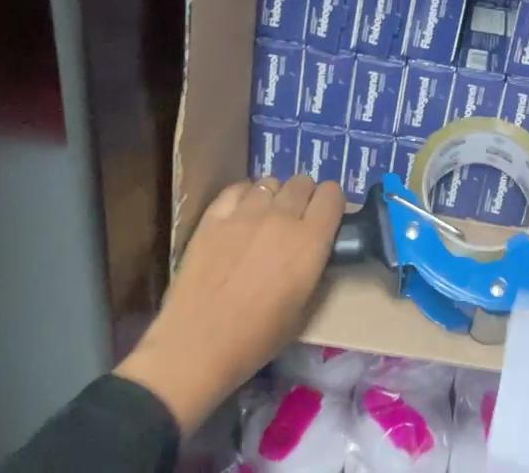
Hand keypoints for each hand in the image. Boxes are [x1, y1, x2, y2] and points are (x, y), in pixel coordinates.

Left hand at [116, 175, 343, 431]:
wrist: (196, 347)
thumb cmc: (256, 339)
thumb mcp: (304, 309)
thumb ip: (317, 268)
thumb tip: (319, 250)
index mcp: (310, 241)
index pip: (332, 194)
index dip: (331, 204)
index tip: (325, 219)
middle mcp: (282, 217)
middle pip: (302, 181)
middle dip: (304, 197)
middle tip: (295, 221)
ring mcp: (245, 213)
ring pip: (271, 182)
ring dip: (274, 196)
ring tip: (266, 218)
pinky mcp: (213, 217)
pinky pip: (237, 188)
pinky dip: (244, 196)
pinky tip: (240, 214)